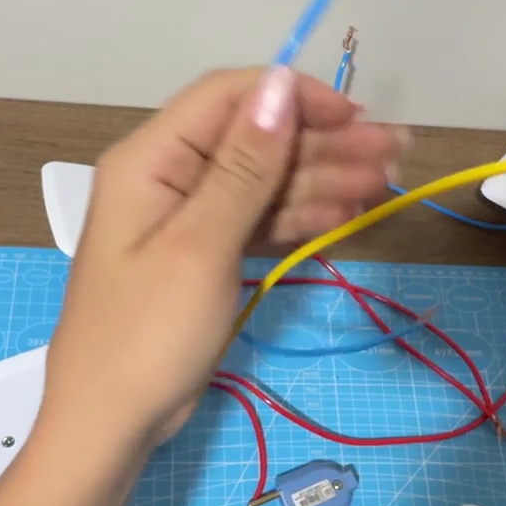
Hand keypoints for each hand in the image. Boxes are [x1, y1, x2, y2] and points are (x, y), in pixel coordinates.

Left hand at [40, 67, 401, 449]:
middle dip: (323, 144)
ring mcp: (186, 219)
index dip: (295, 99)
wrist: (111, 421)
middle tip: (394, 155)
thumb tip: (279, 84)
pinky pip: (254, 223)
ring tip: (383, 187)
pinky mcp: (202, 255)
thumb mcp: (200, 245)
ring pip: (261, 184)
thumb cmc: (148, 334)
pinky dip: (296, 220)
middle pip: (253, 141)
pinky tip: (344, 220)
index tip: (357, 117)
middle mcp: (167, 177)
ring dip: (321, 182)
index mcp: (150, 160)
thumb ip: (243, 166)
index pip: (229, 99)